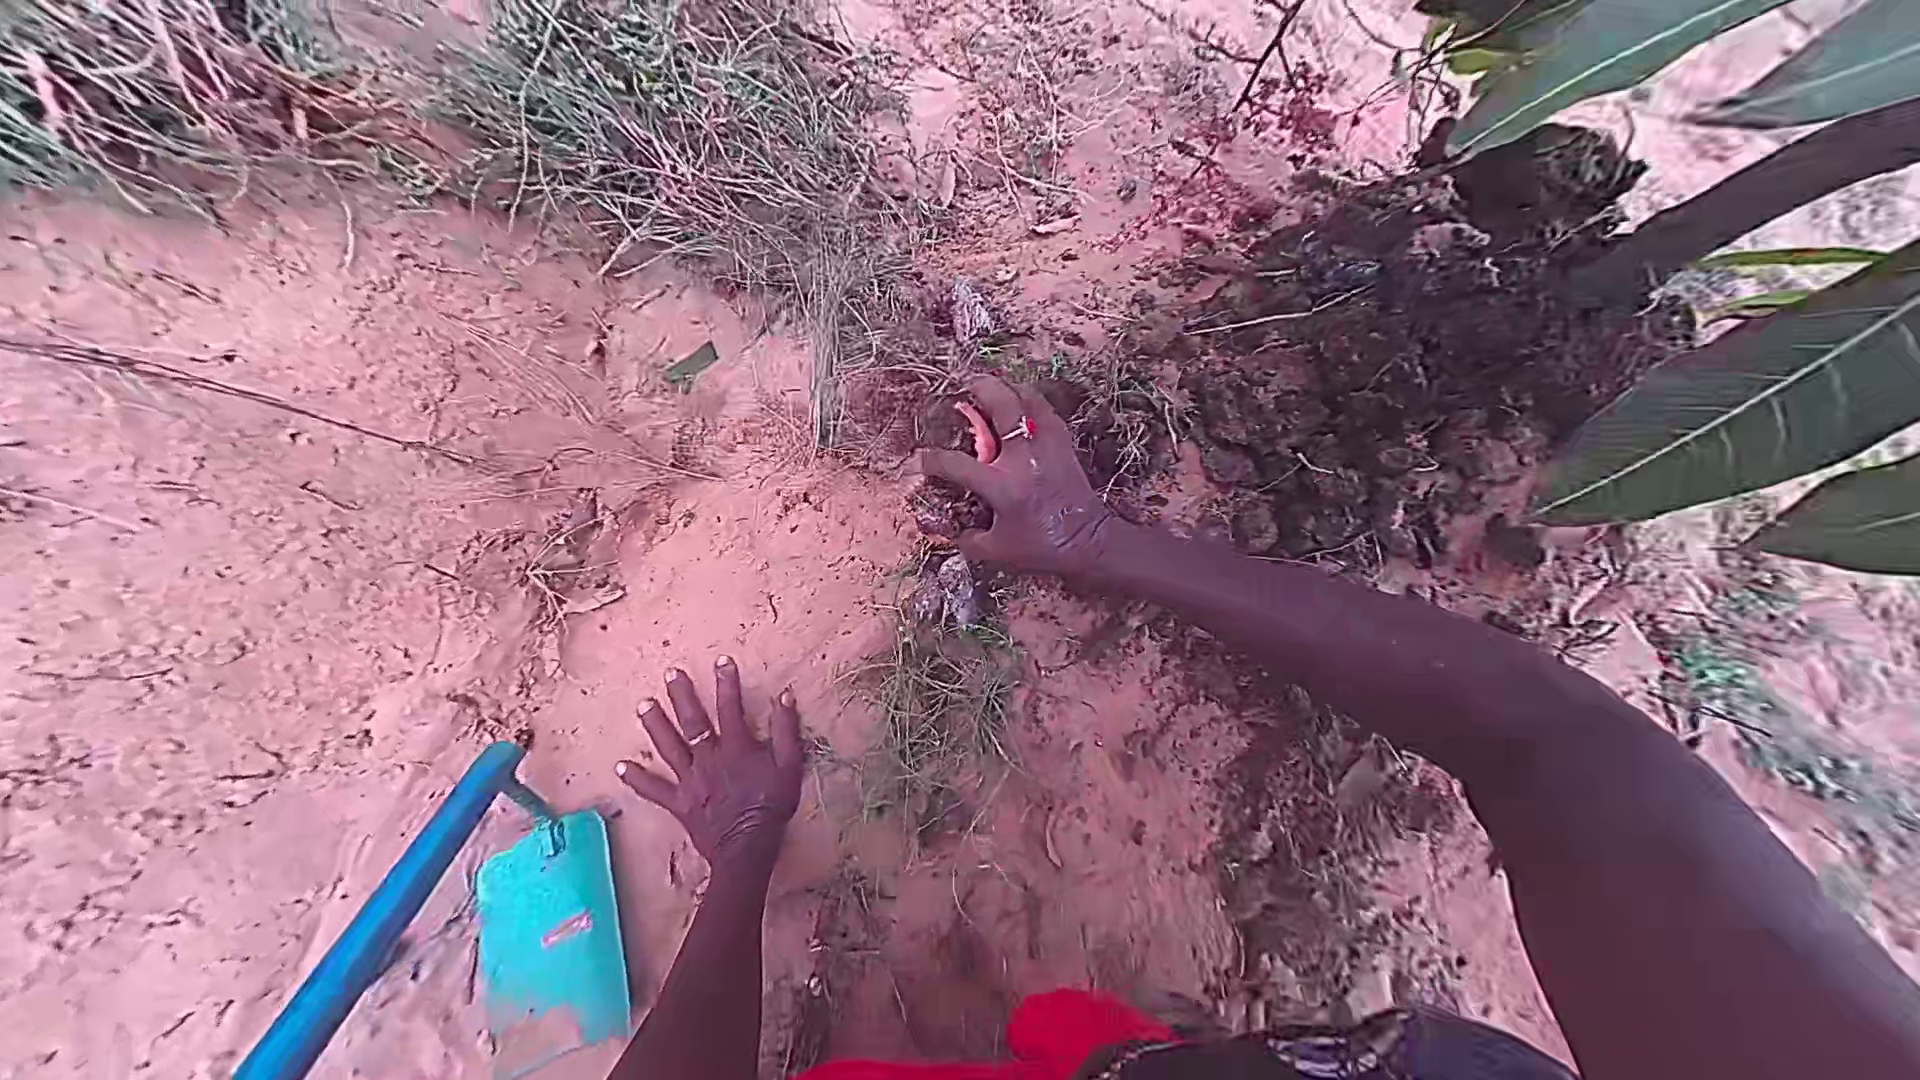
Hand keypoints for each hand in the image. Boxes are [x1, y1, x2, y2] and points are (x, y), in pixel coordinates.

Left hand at [616, 657, 802, 871]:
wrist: (748, 846)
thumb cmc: (772, 804)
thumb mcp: (790, 764)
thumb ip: (786, 729)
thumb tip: (784, 696)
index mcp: (736, 747)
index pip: (730, 707)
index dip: (727, 683)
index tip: (721, 661)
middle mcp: (708, 758)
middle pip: (692, 721)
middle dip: (682, 696)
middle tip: (670, 675)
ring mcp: (690, 780)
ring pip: (669, 747)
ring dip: (656, 725)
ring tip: (643, 705)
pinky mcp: (679, 803)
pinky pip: (654, 789)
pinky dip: (637, 778)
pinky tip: (622, 766)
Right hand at [916, 375, 1119, 576]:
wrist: (1089, 542)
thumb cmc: (1042, 547)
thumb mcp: (997, 550)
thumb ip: (967, 539)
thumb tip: (947, 529)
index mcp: (1004, 486)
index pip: (956, 465)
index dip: (931, 460)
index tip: (919, 458)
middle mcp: (1024, 458)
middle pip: (1001, 405)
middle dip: (980, 389)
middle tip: (964, 385)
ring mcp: (1047, 444)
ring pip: (1026, 398)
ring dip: (1005, 388)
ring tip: (990, 388)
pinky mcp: (1063, 442)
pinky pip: (1042, 408)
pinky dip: (1027, 399)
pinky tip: (1016, 403)